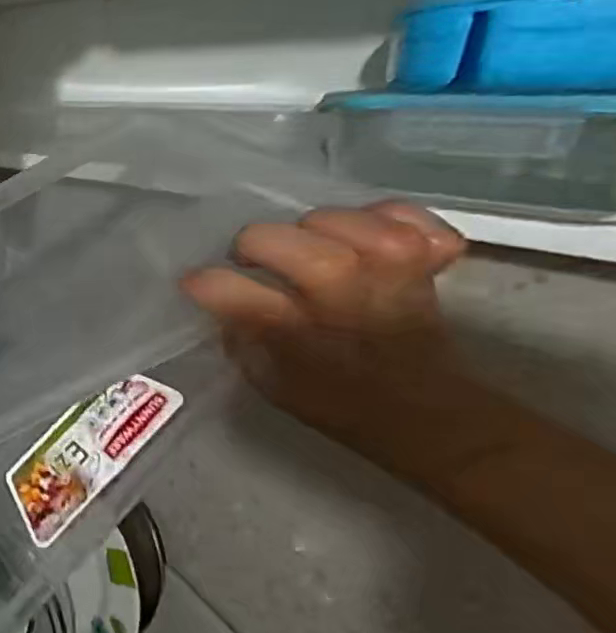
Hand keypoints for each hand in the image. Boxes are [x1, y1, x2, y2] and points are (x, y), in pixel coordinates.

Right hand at [181, 200, 468, 473]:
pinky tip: (375, 237)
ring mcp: (393, 280)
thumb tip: (217, 296)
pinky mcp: (430, 268)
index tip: (201, 289)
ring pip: (355, 224)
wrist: (425, 412)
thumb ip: (236, 329)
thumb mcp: (259, 373)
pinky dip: (396, 220)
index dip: (204, 283)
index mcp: (288, 331)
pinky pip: (419, 225)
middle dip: (260, 243)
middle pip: (285, 241)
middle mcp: (340, 299)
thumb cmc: (325, 394)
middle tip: (261, 262)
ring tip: (319, 243)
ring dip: (328, 227)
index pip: (222, 287)